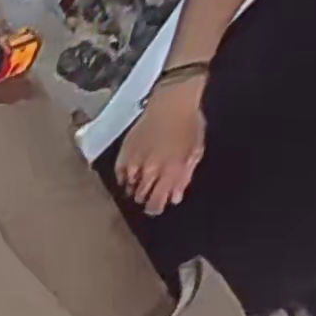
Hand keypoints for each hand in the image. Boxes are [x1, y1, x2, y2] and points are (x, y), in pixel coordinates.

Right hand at [116, 78, 206, 215]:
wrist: (170, 105)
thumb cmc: (188, 124)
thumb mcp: (194, 150)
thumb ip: (183, 176)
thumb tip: (174, 197)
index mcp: (169, 170)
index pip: (156, 200)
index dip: (156, 208)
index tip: (156, 210)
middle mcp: (148, 172)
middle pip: (140, 196)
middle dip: (145, 198)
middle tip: (150, 195)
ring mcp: (133, 166)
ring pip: (129, 188)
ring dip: (136, 188)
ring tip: (143, 183)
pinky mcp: (122, 159)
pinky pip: (120, 177)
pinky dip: (126, 178)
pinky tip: (134, 174)